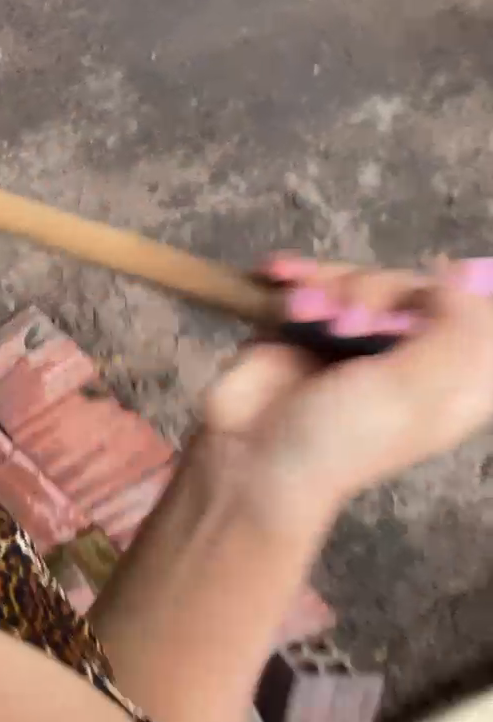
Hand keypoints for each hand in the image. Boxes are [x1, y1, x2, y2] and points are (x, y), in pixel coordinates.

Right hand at [202, 257, 492, 518]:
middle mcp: (403, 348)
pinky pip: (299, 284)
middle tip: (343, 327)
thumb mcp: (415, 391)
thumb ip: (454, 332)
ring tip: (300, 311)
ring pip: (350, 279)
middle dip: (368, 293)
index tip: (398, 316)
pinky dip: (289, 273)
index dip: (436, 296)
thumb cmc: (344, 434)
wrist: (254, 450)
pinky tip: (273, 271)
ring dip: (325, 284)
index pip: (466, 305)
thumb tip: (464, 272)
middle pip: (403, 286)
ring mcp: (344, 336)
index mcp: (453, 370)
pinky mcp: (293, 328)